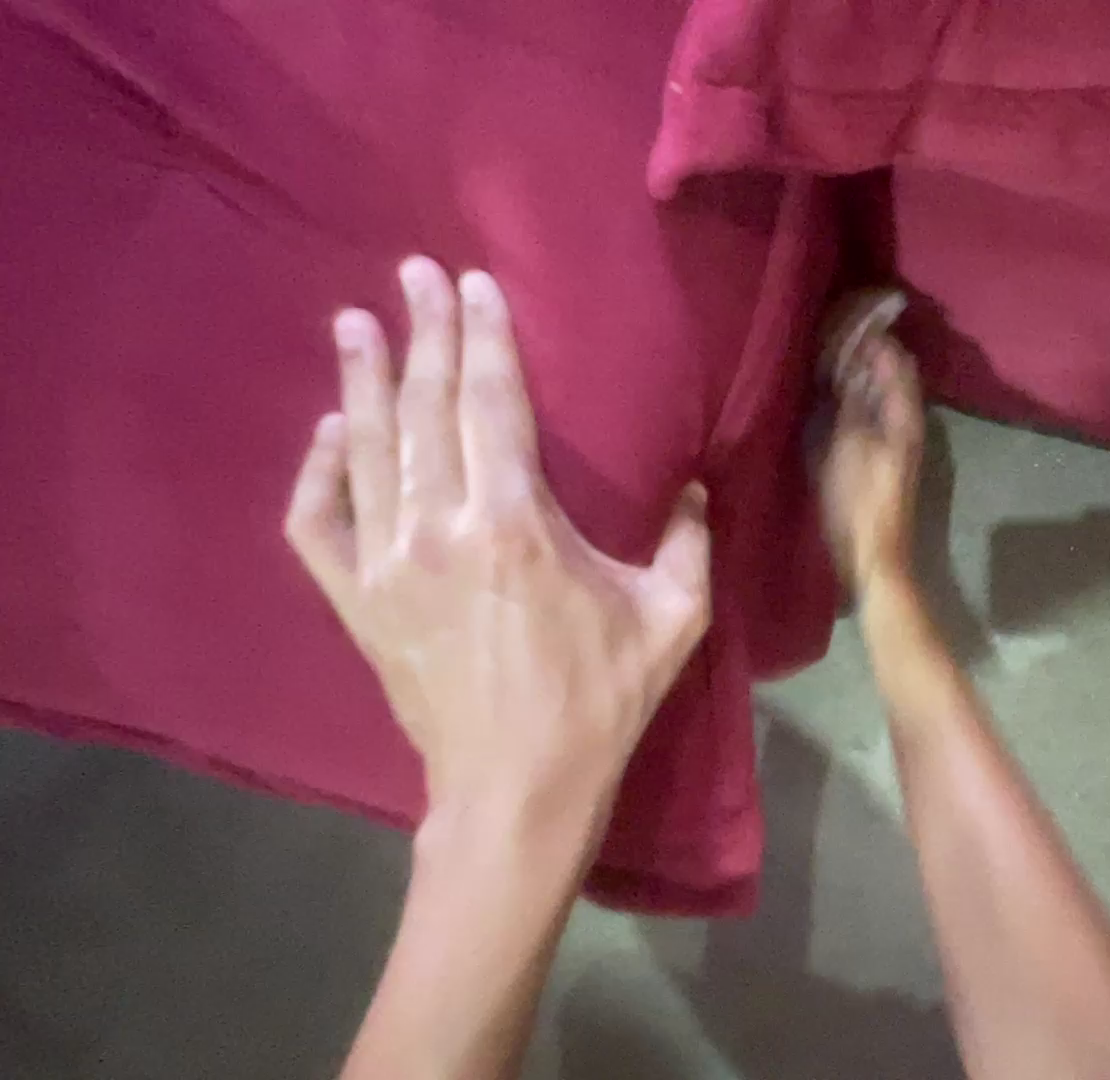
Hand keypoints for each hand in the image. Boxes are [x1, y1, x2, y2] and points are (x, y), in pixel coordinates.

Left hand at [284, 256, 710, 812]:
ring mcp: (386, 566)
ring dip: (363, 382)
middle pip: (426, 411)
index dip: (484, 340)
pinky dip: (318, 471)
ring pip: (365, 452)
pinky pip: (318, 521)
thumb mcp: (676, 618)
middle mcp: (440, 530)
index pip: (493, 407)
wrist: (520, 783)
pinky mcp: (357, 602)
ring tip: (356, 325)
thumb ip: (692, 543)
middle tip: (412, 274)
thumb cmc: (604, 697)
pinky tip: (328, 432)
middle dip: (423, 335)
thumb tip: (697, 487)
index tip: (473, 286)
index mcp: (519, 526)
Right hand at [817, 289, 924, 599]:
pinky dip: (851, 391)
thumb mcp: (851, 445)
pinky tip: (827, 388)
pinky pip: (868, 408)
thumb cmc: (859, 503)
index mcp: (903, 415)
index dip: (873, 330)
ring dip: (856, 366)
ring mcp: (891, 437)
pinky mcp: (877, 453)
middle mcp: (903, 420)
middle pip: (889, 369)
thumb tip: (860, 352)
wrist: (873, 555)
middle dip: (865, 343)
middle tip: (829, 323)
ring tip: (823, 348)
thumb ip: (855, 398)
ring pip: (878, 388)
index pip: (894, 357)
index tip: (845, 309)